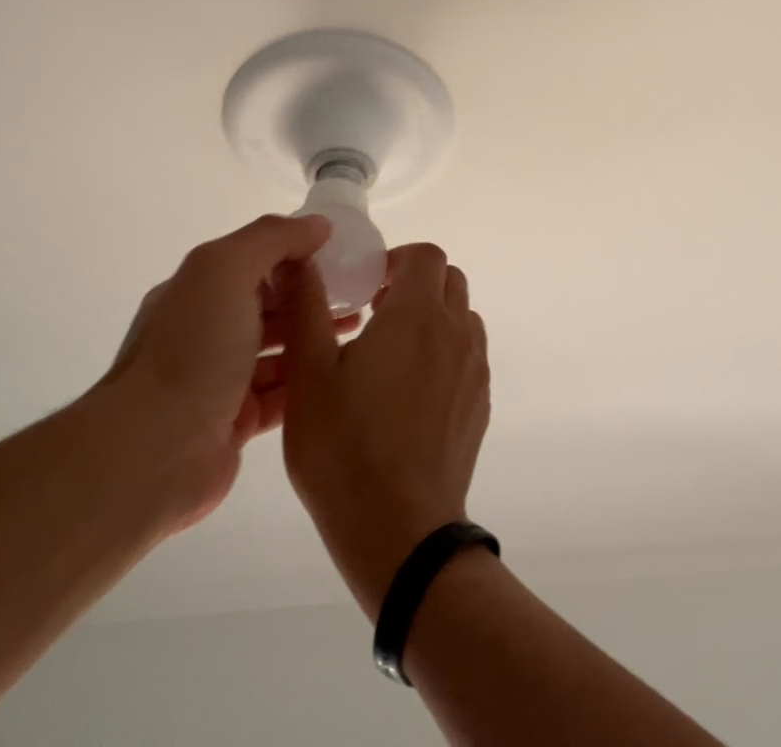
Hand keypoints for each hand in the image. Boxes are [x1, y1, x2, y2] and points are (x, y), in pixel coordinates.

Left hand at [86, 215, 356, 530]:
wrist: (155, 449)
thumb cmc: (193, 351)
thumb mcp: (225, 271)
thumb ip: (271, 240)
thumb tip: (318, 226)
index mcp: (198, 293)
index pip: (255, 264)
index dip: (299, 258)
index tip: (346, 260)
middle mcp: (206, 333)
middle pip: (269, 308)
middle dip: (313, 301)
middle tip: (363, 301)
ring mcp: (220, 381)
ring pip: (278, 354)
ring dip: (314, 343)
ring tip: (359, 338)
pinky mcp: (236, 422)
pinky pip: (280, 396)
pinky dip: (307, 385)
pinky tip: (339, 379)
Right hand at [276, 243, 490, 615]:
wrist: (398, 525)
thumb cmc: (344, 447)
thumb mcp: (309, 374)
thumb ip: (307, 309)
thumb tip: (300, 261)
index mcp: (418, 317)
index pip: (427, 255)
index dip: (395, 260)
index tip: (365, 287)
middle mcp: (457, 334)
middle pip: (450, 281)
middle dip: (415, 284)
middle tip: (375, 315)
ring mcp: (475, 370)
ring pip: (463, 318)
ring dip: (433, 318)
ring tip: (390, 354)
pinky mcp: (481, 403)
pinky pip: (469, 356)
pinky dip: (445, 353)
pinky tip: (408, 393)